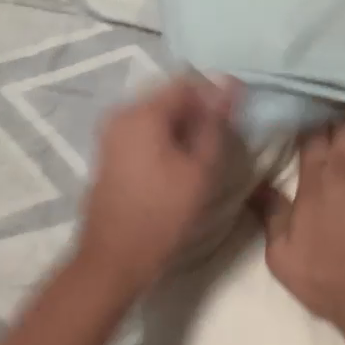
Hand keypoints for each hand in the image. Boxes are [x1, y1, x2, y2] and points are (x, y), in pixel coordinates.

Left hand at [75, 73, 239, 296]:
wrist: (113, 261)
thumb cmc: (162, 215)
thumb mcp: (200, 168)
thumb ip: (216, 122)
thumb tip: (229, 85)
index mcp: (143, 112)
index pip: (189, 83)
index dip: (216, 95)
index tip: (236, 117)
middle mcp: (122, 113)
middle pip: (171, 97)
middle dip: (199, 113)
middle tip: (222, 140)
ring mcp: (111, 133)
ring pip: (158, 115)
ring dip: (183, 127)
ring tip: (203, 154)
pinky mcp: (108, 151)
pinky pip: (144, 130)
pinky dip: (165, 138)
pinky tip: (179, 164)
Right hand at [252, 122, 344, 344]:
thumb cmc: (331, 281)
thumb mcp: (283, 257)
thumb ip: (270, 214)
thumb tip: (256, 184)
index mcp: (317, 178)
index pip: (313, 135)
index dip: (315, 133)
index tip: (316, 138)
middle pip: (344, 125)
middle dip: (341, 126)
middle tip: (343, 138)